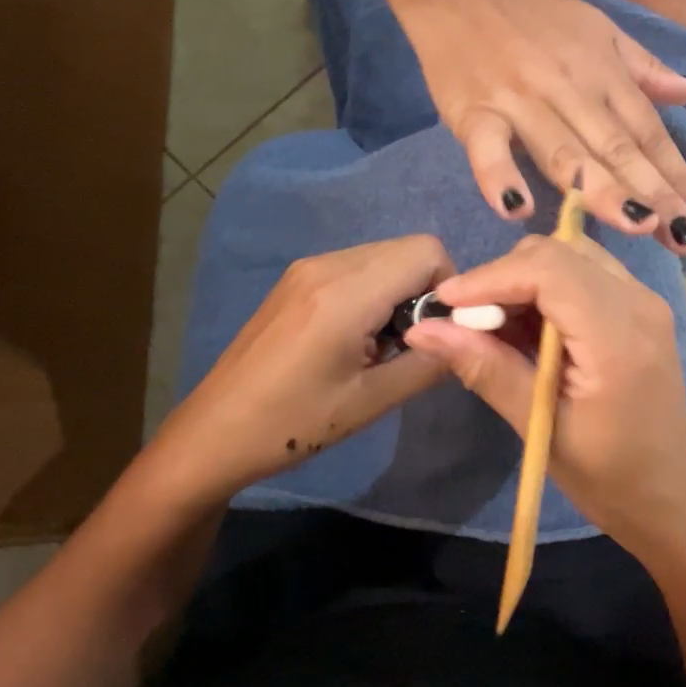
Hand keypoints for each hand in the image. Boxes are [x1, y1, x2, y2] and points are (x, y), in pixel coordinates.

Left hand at [148, 236, 453, 501]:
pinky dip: (377, 292)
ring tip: (384, 346)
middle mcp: (327, 266)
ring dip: (401, 292)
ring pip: (385, 256)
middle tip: (415, 344)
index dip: (450, 288)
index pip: (427, 252)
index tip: (444, 333)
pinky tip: (358, 339)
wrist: (213, 436)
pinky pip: (358, 267)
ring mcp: (307, 269)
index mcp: (345, 293)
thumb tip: (472, 336)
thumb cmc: (293, 425)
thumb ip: (430, 362)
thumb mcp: (373, 401)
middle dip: (428, 290)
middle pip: (408, 249)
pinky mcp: (297, 280)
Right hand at [399, 0, 685, 254]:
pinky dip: (499, 177)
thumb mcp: (601, 31)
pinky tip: (517, 211)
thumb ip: (645, 69)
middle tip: (685, 238)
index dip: (676, 174)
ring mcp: (519, 101)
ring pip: (564, 154)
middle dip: (654, 194)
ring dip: (601, 193)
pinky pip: (487, 148)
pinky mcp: (471, 111)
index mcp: (603, 73)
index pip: (647, 131)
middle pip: (616, 148)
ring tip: (637, 228)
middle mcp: (569, 89)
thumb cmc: (536, 17)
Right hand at [403, 235, 685, 532]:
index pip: (550, 271)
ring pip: (572, 254)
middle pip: (560, 252)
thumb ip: (486, 368)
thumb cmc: (605, 473)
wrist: (665, 490)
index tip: (446, 303)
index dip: (492, 277)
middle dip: (505, 275)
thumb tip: (422, 330)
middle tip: (468, 320)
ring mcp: (646, 300)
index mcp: (619, 337)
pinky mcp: (642, 306)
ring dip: (525, 278)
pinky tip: (528, 328)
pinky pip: (587, 272)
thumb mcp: (539, 424)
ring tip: (496, 326)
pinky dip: (549, 287)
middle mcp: (640, 303)